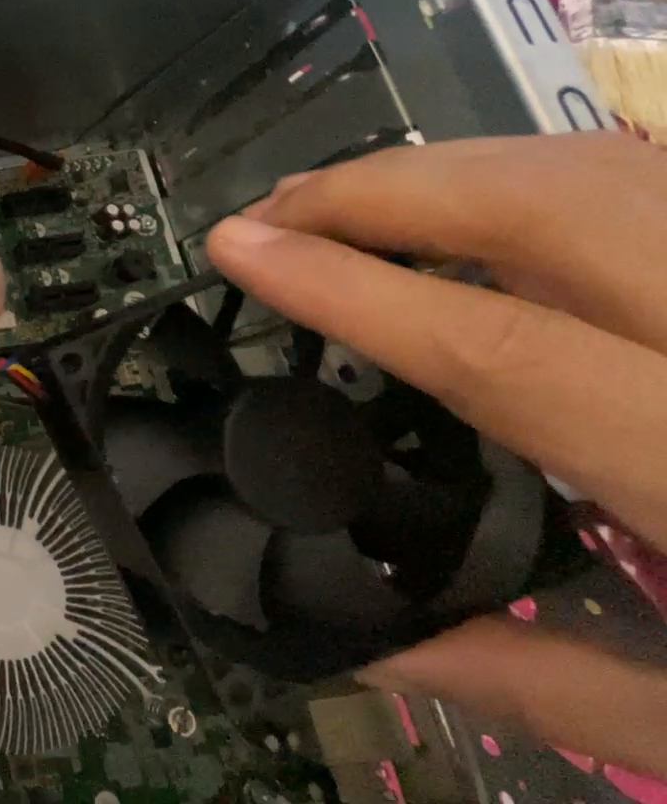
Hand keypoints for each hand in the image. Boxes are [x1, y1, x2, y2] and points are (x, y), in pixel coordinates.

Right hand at [207, 131, 666, 778]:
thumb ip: (551, 684)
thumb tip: (362, 648)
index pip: (494, 346)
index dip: (344, 285)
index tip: (231, 244)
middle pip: (558, 208)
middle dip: (385, 190)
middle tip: (269, 211)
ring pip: (612, 170)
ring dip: (447, 173)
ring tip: (333, 202)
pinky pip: (650, 184)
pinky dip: (525, 181)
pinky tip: (456, 213)